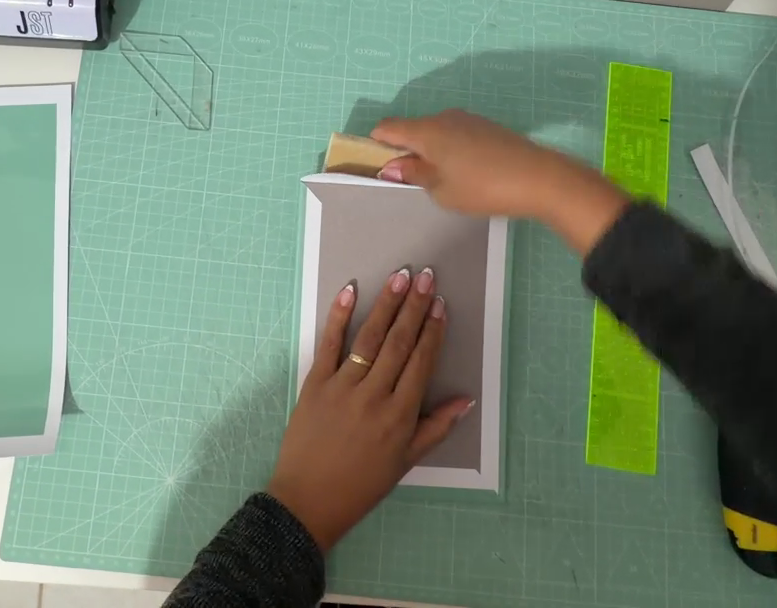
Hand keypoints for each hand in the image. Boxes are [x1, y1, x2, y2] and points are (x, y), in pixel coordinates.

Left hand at [266, 266, 471, 551]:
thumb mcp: (406, 462)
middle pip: (399, 343)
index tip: (441, 304)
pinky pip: (329, 343)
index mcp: (400, 416)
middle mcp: (374, 396)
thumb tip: (467, 399)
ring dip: (386, 304)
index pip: (421, 363)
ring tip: (400, 277)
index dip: (433, 331)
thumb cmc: (361, 484)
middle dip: (415, 307)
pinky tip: (350, 290)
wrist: (309, 500)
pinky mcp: (315, 382)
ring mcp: (343, 387)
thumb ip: (436, 427)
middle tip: (427, 277)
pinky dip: (339, 315)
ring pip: (369, 338)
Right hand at [371, 110, 629, 254]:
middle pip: (411, 129)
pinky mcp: (485, 126)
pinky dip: (449, 149)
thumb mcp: (442, 190)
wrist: (540, 178)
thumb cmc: (483, 187)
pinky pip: (454, 134)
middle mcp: (443, 118)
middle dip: (405, 151)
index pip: (387, 128)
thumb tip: (392, 166)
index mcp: (426, 131)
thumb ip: (414, 174)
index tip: (378, 166)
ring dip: (429, 151)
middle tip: (412, 181)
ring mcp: (467, 119)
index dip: (376, 145)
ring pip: (435, 132)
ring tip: (443, 180)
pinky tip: (466, 173)